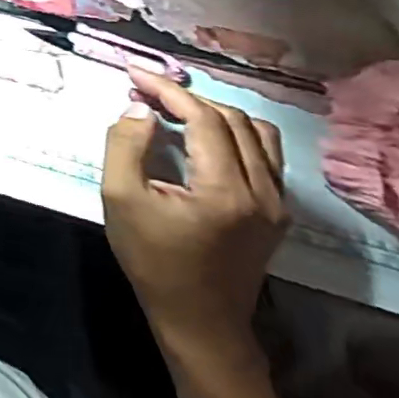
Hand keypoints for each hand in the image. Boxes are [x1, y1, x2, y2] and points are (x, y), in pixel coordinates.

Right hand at [102, 67, 287, 342]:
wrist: (199, 324)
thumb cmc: (154, 263)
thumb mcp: (120, 200)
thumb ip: (125, 145)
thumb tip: (140, 107)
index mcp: (225, 190)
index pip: (203, 117)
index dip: (168, 89)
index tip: (136, 74)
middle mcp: (262, 190)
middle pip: (230, 118)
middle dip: (186, 97)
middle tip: (147, 92)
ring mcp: (277, 202)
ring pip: (255, 131)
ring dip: (214, 112)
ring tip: (178, 110)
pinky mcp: (278, 212)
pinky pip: (264, 153)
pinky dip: (235, 133)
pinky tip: (207, 138)